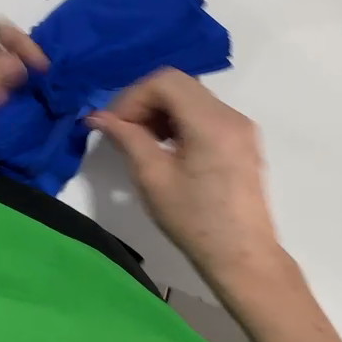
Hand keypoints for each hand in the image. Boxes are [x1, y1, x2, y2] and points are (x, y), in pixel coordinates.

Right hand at [86, 69, 281, 286]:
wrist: (243, 260)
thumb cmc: (195, 220)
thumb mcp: (152, 177)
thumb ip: (126, 137)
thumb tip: (97, 116)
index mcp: (212, 123)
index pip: (164, 82)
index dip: (133, 97)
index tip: (115, 124)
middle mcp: (231, 116)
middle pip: (177, 84)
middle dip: (144, 101)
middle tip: (124, 129)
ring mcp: (240, 127)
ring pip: (189, 96)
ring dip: (160, 109)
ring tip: (142, 139)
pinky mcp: (241, 140)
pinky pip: (203, 112)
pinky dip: (178, 119)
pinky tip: (165, 146)